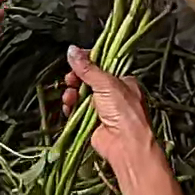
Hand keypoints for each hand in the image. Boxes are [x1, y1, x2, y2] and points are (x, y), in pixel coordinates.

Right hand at [62, 45, 158, 173]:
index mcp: (123, 81)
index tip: (74, 59)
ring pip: (81, 96)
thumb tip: (71, 50)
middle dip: (77, 78)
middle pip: (88, 80)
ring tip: (69, 95)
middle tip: (69, 79)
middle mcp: (113, 94)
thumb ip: (88, 68)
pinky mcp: (92, 123)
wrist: (126, 145)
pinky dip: (70, 107)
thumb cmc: (123, 111)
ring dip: (72, 93)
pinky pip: (76, 111)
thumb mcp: (106, 84)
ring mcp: (102, 109)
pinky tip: (68, 106)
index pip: (102, 66)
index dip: (87, 62)